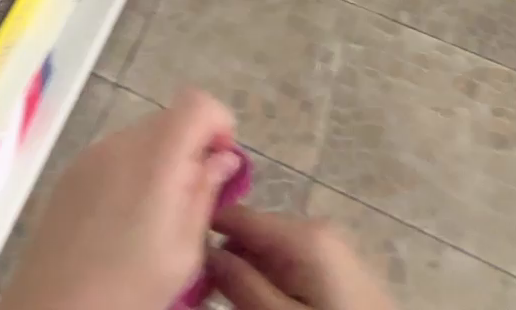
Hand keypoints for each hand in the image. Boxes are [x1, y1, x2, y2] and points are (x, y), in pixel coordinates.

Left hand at [0, 88, 243, 309]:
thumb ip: (206, 193)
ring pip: (142, 138)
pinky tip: (123, 220)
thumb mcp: (184, 250)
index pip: (197, 101)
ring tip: (155, 217)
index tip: (221, 164)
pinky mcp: (71, 170)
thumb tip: (223, 158)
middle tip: (192, 199)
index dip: (218, 124)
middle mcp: (122, 141)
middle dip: (191, 148)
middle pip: (170, 119)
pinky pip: (114, 155)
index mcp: (156, 155)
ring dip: (160, 162)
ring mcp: (92, 152)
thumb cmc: (128, 286)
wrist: (53, 305)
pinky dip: (131, 172)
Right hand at [207, 206, 396, 309]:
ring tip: (228, 303)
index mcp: (302, 235)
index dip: (203, 232)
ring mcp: (330, 248)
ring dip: (247, 276)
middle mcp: (315, 228)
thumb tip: (203, 251)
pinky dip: (271, 284)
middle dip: (225, 261)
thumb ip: (240, 284)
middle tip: (202, 295)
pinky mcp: (338, 270)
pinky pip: (290, 266)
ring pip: (268, 252)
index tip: (178, 257)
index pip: (234, 214)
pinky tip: (262, 306)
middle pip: (251, 234)